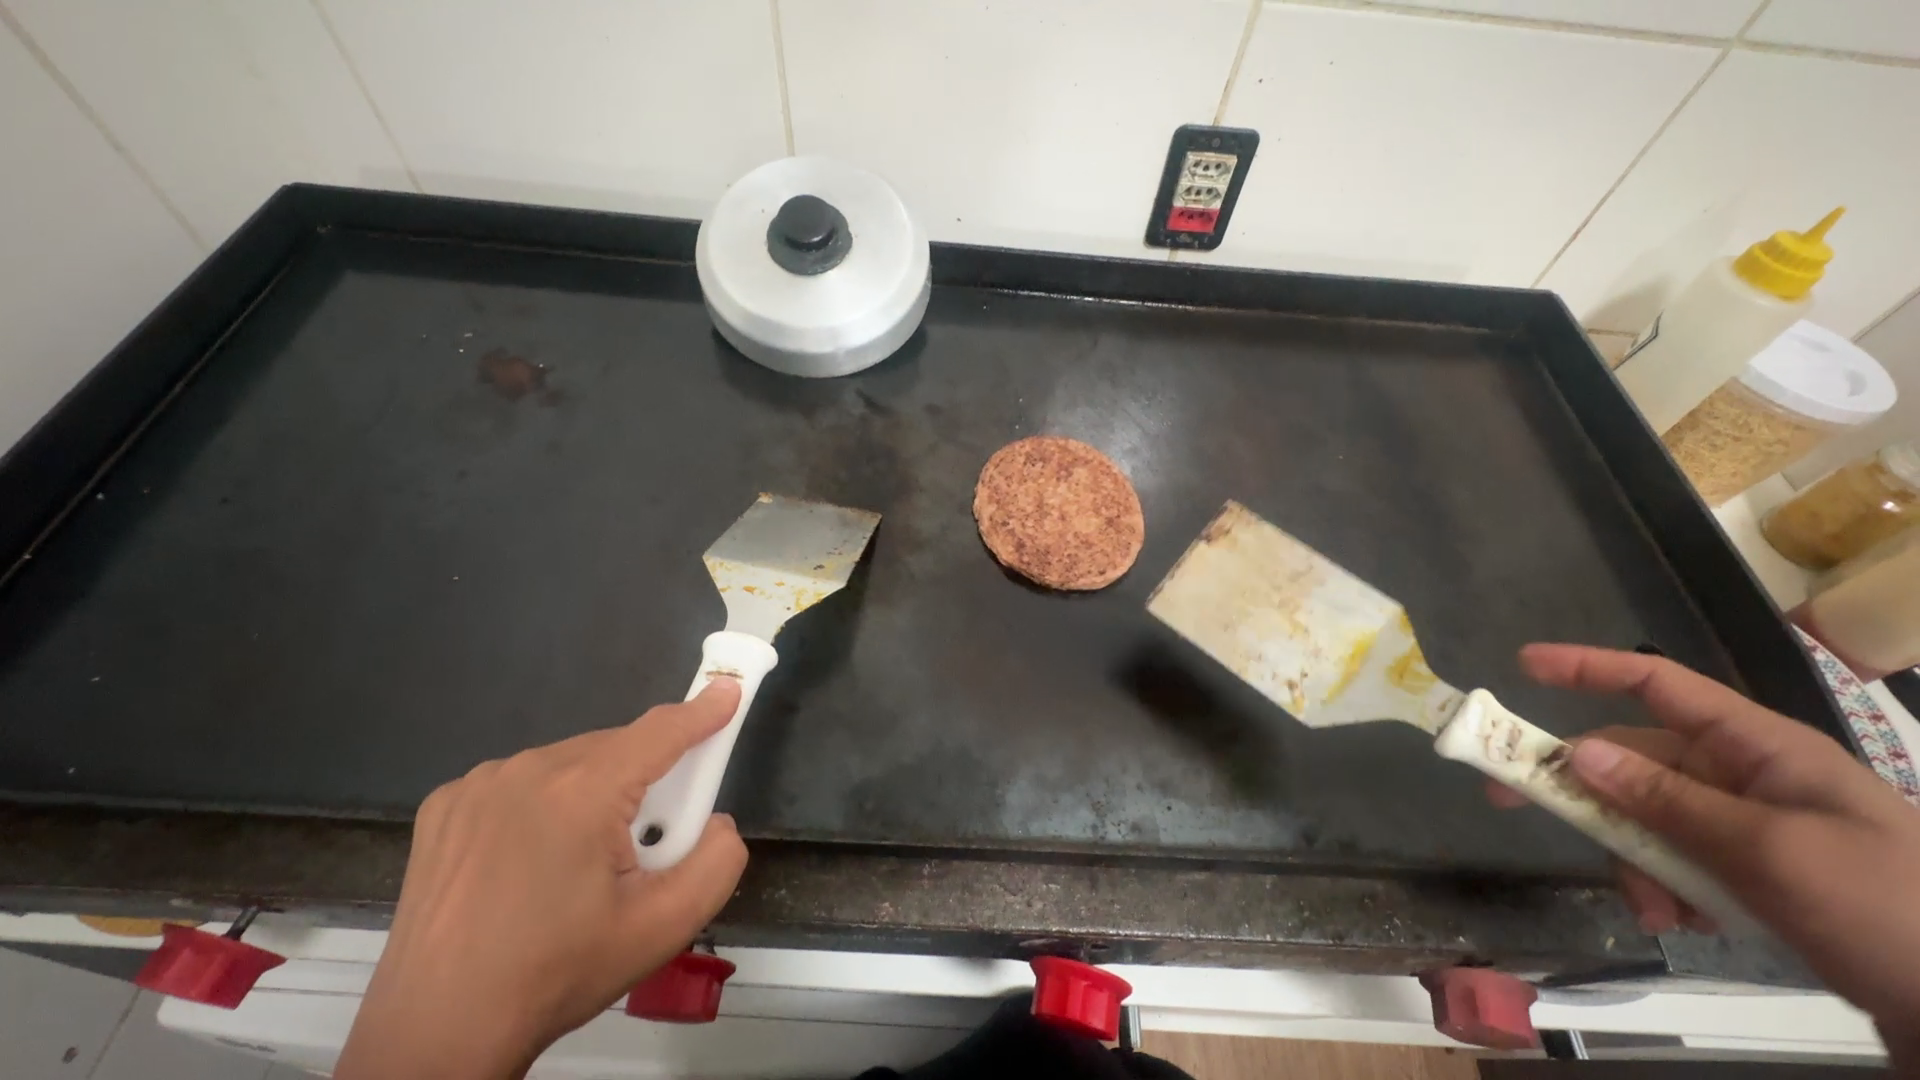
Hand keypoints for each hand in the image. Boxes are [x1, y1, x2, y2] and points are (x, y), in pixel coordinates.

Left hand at [336, 681, 749, 1079]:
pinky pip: (521, 783)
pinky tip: (531, 861)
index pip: (660, 732)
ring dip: (595, 791)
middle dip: (647, 778)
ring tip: (583, 862)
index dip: (703, 711)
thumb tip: (714, 820)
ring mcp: (477, 785)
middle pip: (616, 749)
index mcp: (581, 793)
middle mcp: (526, 770)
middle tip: (651, 840)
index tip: (730, 690)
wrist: (439, 1030)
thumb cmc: (559, 972)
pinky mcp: (444, 805)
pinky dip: (545, 804)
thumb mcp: (665, 928)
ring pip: (569, 765)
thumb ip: (718, 860)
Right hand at [1489, 644, 1919, 1045]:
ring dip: (1631, 860)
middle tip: (1508, 801)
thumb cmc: (1884, 908)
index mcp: (1759, 748)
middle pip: (1634, 761)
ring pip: (1645, 817)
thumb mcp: (1768, 852)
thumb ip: (1666, 801)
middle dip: (1585, 793)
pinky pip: (1673, 858)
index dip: (1587, 668)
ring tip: (1654, 911)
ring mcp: (1744, 821)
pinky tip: (1683, 920)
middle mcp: (1743, 774)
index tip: (1522, 666)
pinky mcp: (1747, 866)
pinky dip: (1663, 887)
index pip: (1660, 685)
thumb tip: (1576, 754)